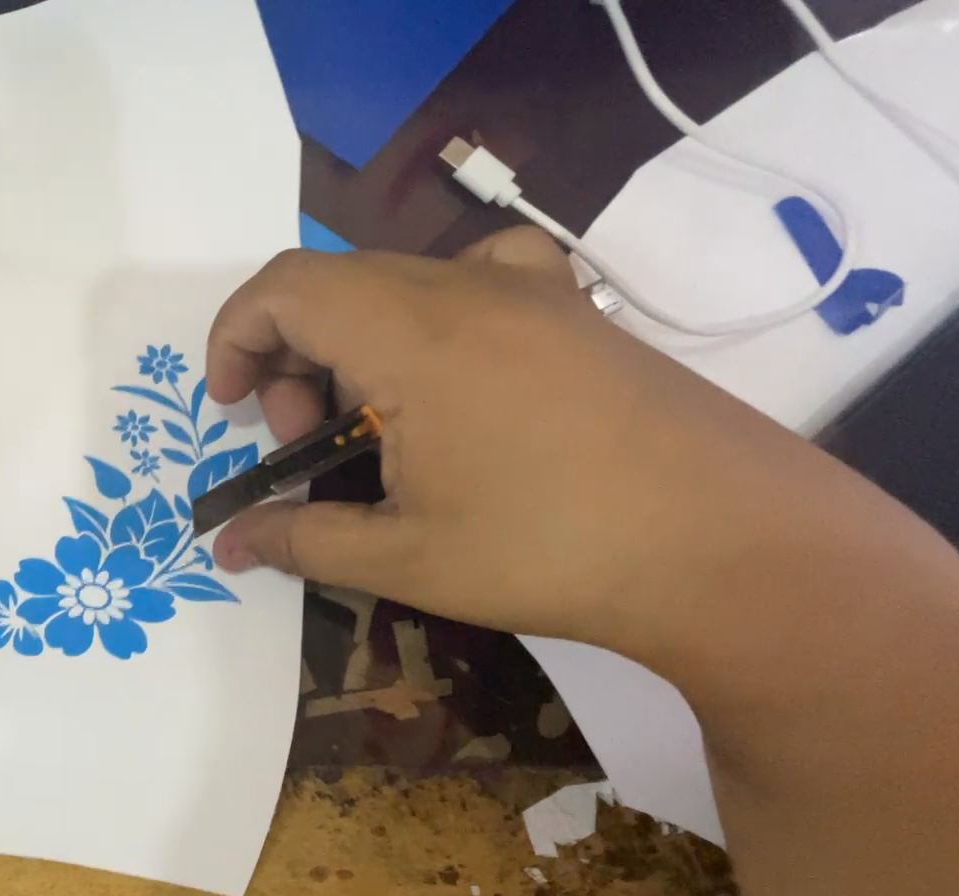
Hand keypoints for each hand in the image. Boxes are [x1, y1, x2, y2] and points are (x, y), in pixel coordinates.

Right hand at [205, 227, 859, 652]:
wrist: (734, 551)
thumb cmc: (549, 550)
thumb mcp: (401, 558)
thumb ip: (297, 539)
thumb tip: (225, 545)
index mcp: (413, 336)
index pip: (285, 287)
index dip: (234, 336)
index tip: (229, 408)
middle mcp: (467, 289)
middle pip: (332, 284)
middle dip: (287, 358)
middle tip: (305, 440)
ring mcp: (529, 291)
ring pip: (393, 283)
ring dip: (348, 344)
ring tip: (370, 423)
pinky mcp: (570, 312)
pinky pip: (471, 275)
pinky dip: (421, 314)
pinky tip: (443, 372)